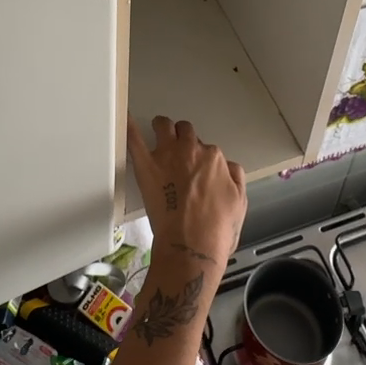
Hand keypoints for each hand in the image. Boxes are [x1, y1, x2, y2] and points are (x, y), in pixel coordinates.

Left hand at [127, 116, 245, 264]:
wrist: (191, 247)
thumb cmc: (217, 231)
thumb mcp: (240, 203)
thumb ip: (235, 177)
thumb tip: (227, 167)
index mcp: (214, 159)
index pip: (207, 149)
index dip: (201, 159)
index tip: (197, 171)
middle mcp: (191, 150)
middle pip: (186, 132)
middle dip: (183, 138)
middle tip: (179, 153)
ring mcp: (166, 155)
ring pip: (164, 126)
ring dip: (163, 127)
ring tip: (159, 131)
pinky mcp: (146, 166)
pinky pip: (134, 139)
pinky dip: (130, 126)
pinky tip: (125, 117)